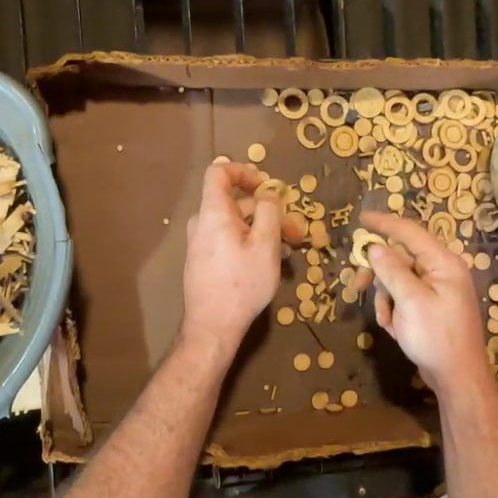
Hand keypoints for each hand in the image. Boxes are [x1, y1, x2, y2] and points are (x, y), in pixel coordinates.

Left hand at [181, 162, 283, 348]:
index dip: (244, 171)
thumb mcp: (265, 245)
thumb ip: (269, 212)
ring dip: (264, 230)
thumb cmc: (242, 283)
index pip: (219, 172)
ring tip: (290, 249)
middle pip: (235, 202)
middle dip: (268, 211)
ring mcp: (202, 243)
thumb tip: (269, 193)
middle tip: (295, 230)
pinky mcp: (205, 261)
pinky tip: (270, 262)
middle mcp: (202, 223)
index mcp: (213, 212)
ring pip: (236, 224)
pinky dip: (250, 242)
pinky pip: (229, 240)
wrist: (213, 326)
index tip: (267, 186)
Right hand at [358, 211, 491, 391]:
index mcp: (444, 263)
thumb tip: (374, 247)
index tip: (361, 219)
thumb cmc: (437, 337)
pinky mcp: (431, 307)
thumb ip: (391, 271)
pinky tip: (395, 328)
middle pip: (400, 259)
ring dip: (385, 299)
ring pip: (398, 280)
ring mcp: (437, 290)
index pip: (410, 233)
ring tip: (386, 321)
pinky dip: (394, 310)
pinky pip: (404, 298)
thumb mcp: (410, 302)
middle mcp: (442, 271)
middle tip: (357, 287)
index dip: (384, 224)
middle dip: (379, 275)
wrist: (457, 377)